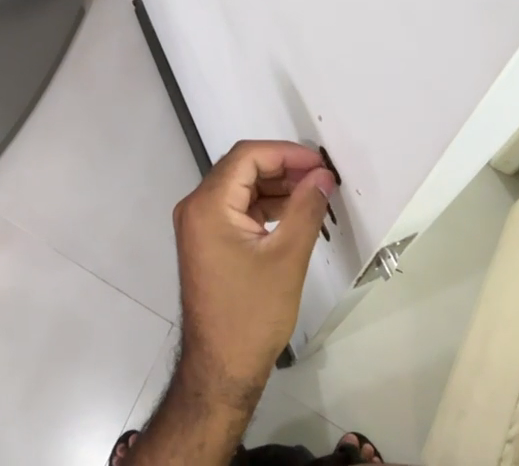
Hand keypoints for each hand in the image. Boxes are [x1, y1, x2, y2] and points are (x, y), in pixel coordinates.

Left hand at [171, 140, 334, 407]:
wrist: (222, 366)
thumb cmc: (252, 313)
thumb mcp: (287, 257)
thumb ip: (305, 209)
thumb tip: (322, 176)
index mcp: (208, 205)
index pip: (246, 157)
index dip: (286, 153)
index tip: (320, 164)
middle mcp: (196, 207)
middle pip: (242, 169)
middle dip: (283, 168)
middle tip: (322, 179)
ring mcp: (199, 225)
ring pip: (241, 188)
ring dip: (276, 187)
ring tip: (316, 195)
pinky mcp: (208, 241)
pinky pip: (237, 209)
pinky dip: (265, 207)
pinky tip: (295, 214)